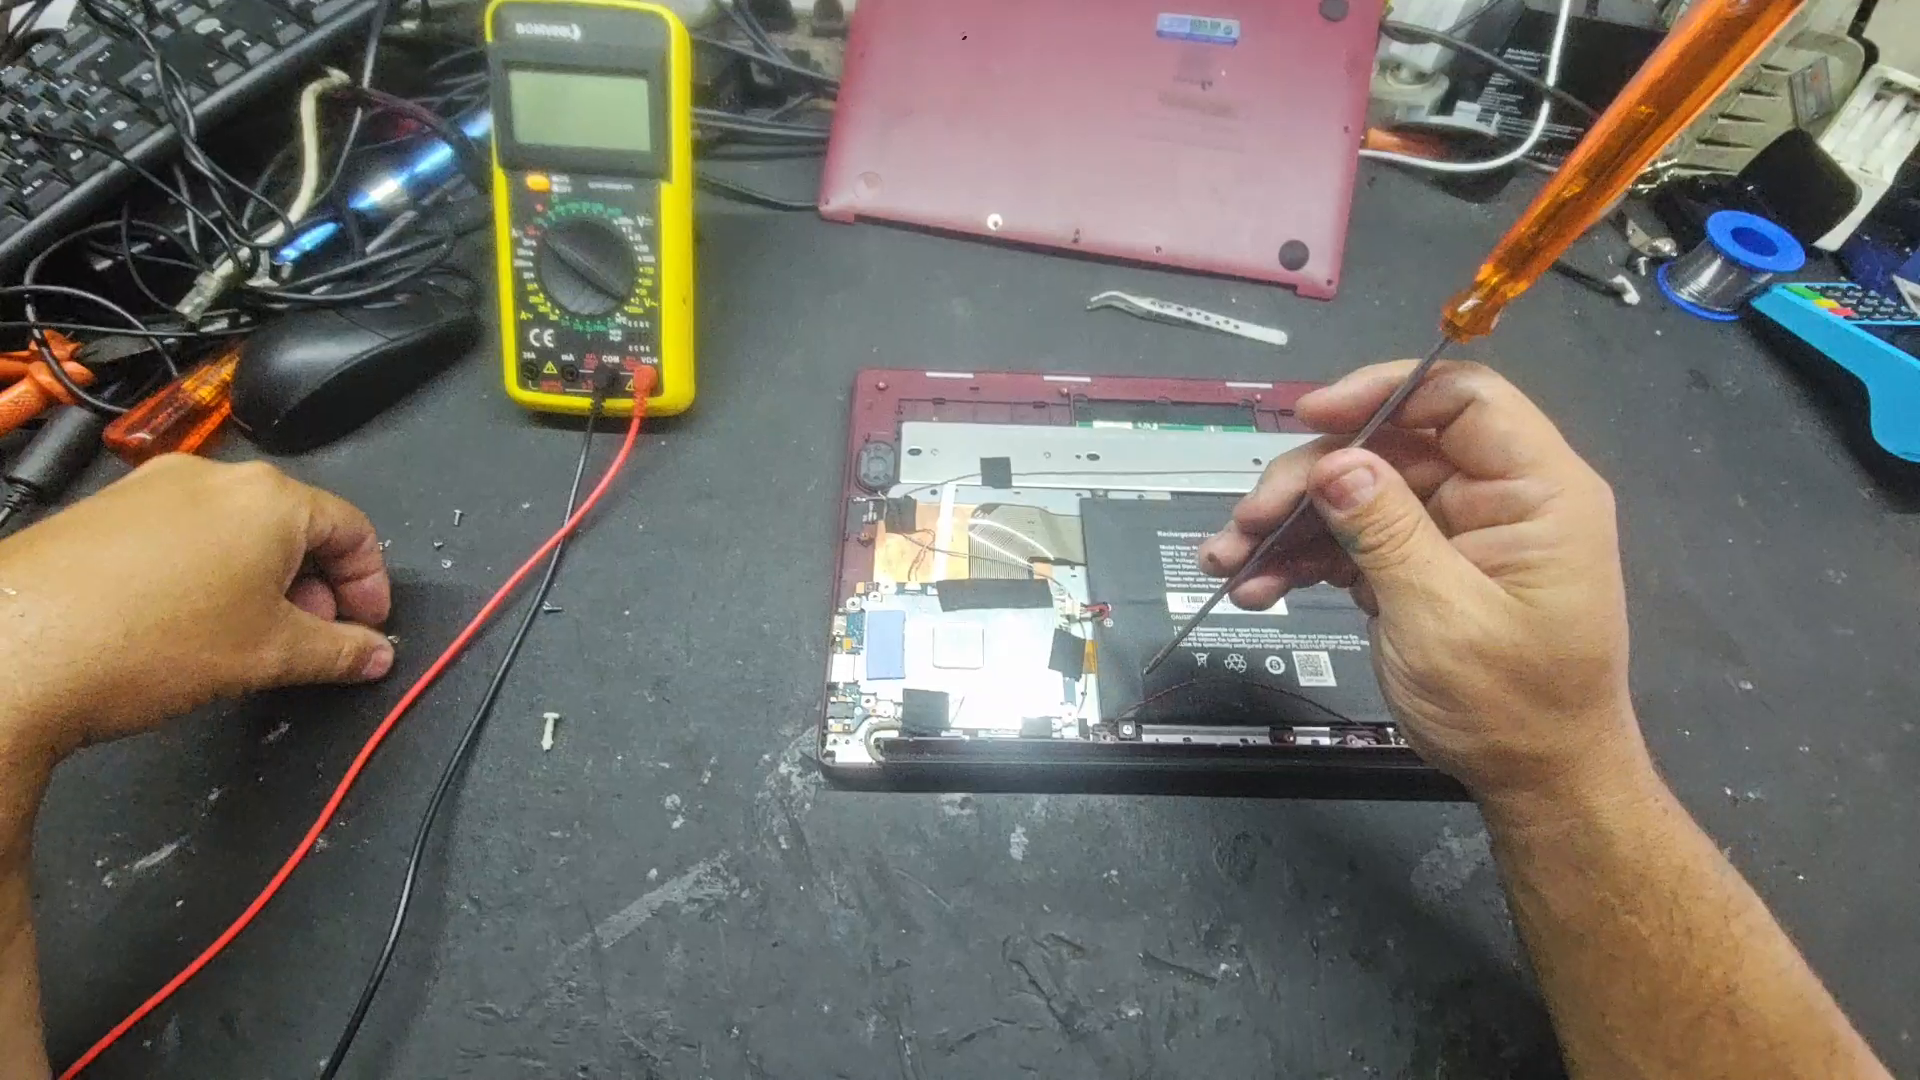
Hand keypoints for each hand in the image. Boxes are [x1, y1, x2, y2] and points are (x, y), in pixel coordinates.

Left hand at [0, 455, 393, 764]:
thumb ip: (345, 651)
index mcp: (269, 498)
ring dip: (266, 581)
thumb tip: (375, 656)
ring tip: (252, 634)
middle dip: (318, 586)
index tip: (368, 626)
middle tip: (315, 635)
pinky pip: (184, 535)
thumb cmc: (151, 643)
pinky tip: (192, 622)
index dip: (371, 586)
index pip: (356, 534)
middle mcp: (212, 479)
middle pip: (299, 529)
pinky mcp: (97, 514)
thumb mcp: (276, 655)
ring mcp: (146, 490)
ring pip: (241, 532)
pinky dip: (210, 573)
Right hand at [1198, 360, 1650, 806]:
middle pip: (1380, 450)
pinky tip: (1255, 588)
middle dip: (1304, 483)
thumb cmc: (1510, 703)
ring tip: (1227, 562)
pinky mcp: (1402, 562)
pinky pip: (1338, 541)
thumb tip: (1334, 464)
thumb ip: (1388, 533)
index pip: (1460, 400)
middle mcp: (1483, 497)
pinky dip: (1292, 561)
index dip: (1382, 392)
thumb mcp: (1443, 616)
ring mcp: (1437, 530)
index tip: (1309, 418)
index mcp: (1529, 491)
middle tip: (1246, 523)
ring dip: (1281, 527)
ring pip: (1346, 495)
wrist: (1525, 776)